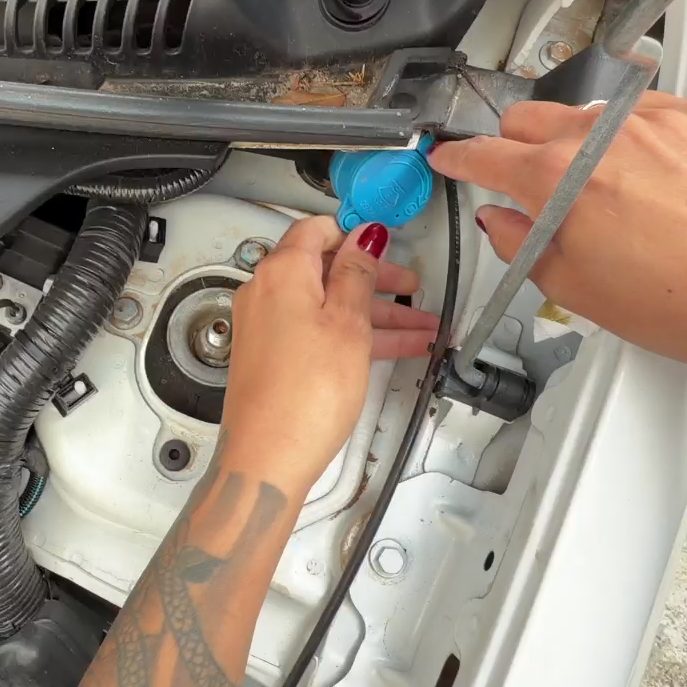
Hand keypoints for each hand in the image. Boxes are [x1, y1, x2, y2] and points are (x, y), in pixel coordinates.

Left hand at [219, 217, 436, 496]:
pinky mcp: (270, 354)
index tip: (387, 245)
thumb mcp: (348, 324)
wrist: (267, 456)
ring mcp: (265, 324)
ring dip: (375, 313)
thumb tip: (364, 237)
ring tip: (421, 327)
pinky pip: (318, 331)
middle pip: (325, 269)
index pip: (317, 230)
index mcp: (280, 272)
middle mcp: (264, 292)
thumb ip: (357, 274)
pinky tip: (395, 348)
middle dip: (374, 279)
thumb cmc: (302, 396)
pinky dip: (353, 335)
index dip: (355, 234)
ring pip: (327, 305)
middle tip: (411, 288)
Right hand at [427, 92, 686, 392]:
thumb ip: (518, 243)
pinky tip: (650, 182)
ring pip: (585, 112)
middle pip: (526, 117)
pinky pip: (645, 113)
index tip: (451, 159)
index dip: (455, 158)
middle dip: (512, 145)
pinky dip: (629, 138)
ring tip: (603, 194)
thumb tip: (501, 221)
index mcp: (556, 177)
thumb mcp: (573, 289)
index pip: (481, 153)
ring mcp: (659, 120)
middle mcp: (602, 135)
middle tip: (524, 183)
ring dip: (573, 142)